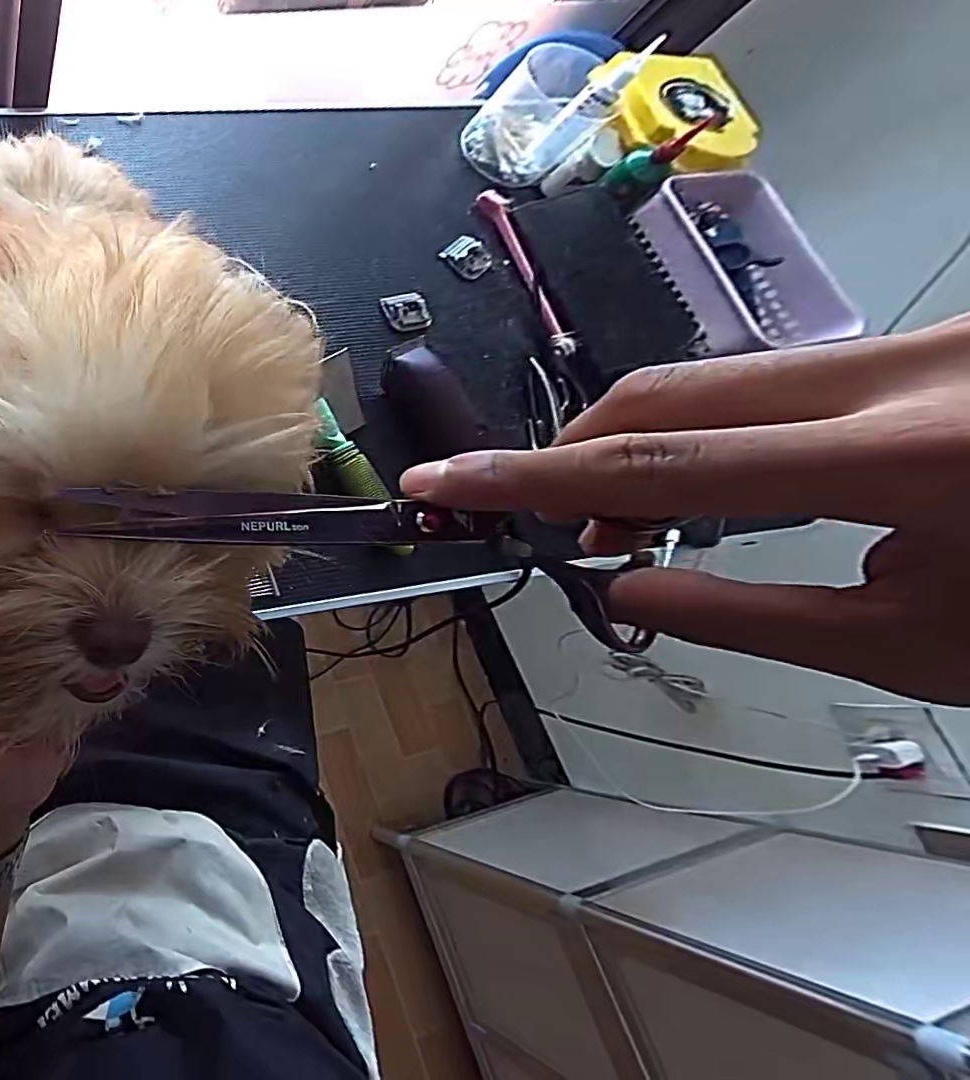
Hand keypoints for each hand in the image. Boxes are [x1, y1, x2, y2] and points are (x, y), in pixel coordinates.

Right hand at [398, 315, 969, 704]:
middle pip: (658, 394)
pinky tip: (726, 485)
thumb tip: (621, 590)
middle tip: (559, 525)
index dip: (518, 477)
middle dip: (573, 457)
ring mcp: (935, 342)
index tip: (436, 479)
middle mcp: (917, 373)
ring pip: (708, 379)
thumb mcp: (926, 644)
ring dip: (638, 451)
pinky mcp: (943, 340)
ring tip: (635, 523)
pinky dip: (709, 433)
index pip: (645, 465)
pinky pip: (771, 379)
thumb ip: (742, 617)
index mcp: (918, 460)